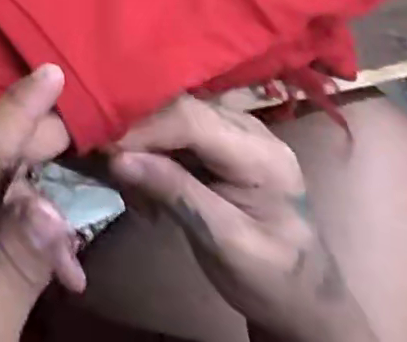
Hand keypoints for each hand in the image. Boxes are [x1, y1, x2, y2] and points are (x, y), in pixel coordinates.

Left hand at [0, 65, 86, 341]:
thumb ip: (18, 266)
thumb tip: (52, 208)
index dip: (21, 105)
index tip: (52, 70)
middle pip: (0, 149)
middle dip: (48, 148)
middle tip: (98, 155)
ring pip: (1, 177)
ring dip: (41, 209)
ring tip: (73, 268)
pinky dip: (21, 224)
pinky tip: (50, 267)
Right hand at [108, 96, 376, 341]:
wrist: (302, 299)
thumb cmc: (274, 279)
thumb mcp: (228, 245)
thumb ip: (177, 195)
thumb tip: (117, 158)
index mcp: (261, 154)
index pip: (188, 118)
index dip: (140, 127)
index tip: (104, 151)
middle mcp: (245, 127)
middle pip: (171, 108)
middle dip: (131, 132)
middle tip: (105, 164)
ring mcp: (227, 128)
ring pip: (161, 113)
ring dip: (135, 142)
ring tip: (127, 181)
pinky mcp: (210, 137)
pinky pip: (164, 127)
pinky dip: (144, 149)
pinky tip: (141, 178)